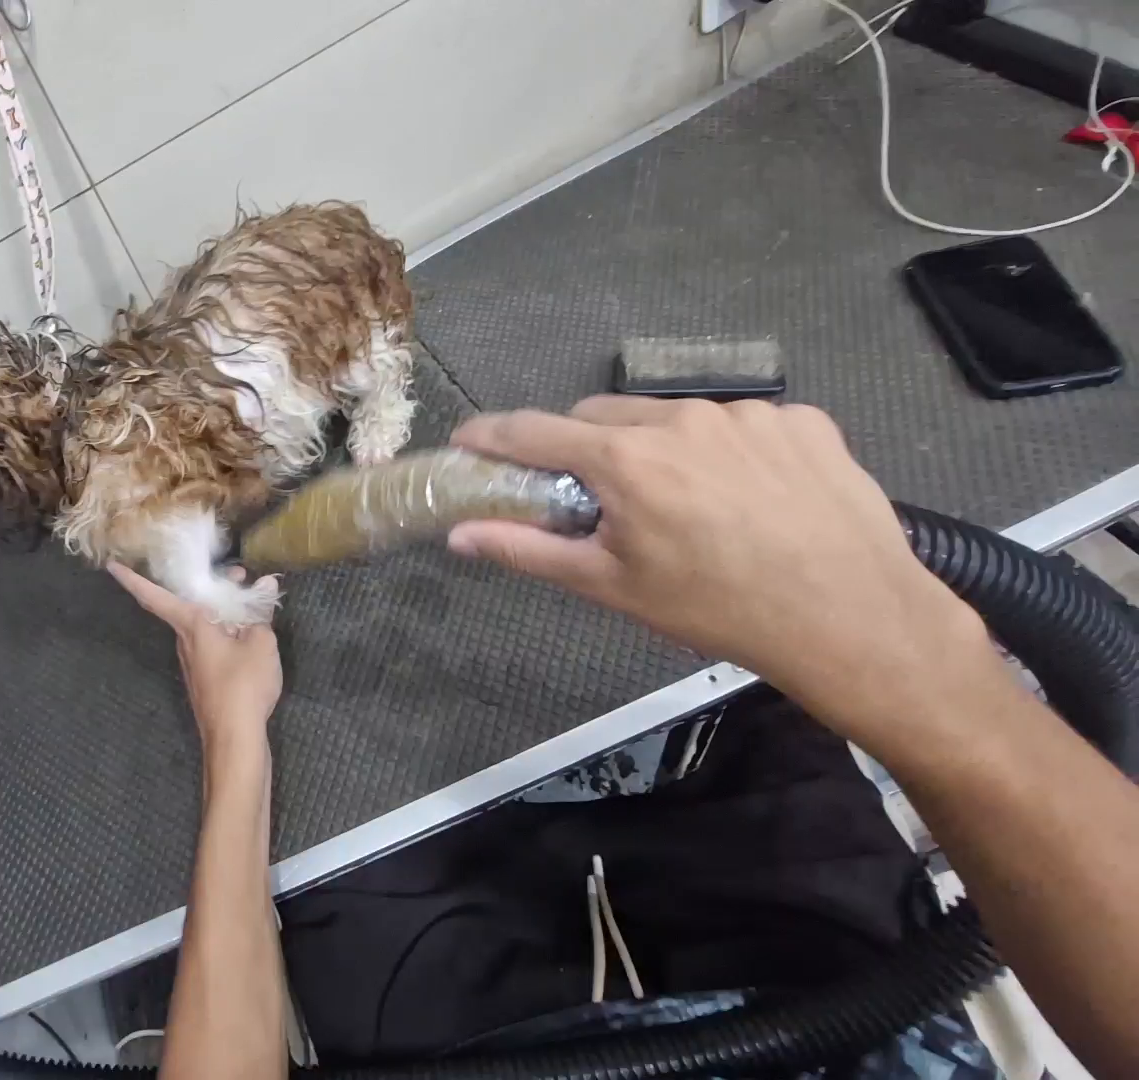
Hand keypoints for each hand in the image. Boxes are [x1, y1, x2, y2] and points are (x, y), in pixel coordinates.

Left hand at [109, 562, 281, 756]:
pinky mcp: (204, 679)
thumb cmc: (243, 684)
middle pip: (187, 607)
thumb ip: (260, 611)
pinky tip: (250, 634)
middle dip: (210, 588)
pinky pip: (211, 645)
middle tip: (239, 574)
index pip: (155, 597)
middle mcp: (185, 642)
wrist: (235, 738)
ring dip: (221, 610)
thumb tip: (264, 586)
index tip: (111, 566)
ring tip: (251, 600)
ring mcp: (193, 663)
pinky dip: (226, 632)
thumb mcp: (261, 642)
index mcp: (191, 626)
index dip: (132, 580)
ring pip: (202, 626)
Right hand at [446, 397, 985, 706]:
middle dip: (580, 447)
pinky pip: (734, 424)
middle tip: (593, 497)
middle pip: (599, 415)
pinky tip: (742, 494)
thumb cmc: (712, 607)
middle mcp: (680, 419)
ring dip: (651, 448)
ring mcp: (747, 414)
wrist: (853, 618)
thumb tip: (457, 535)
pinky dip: (718, 450)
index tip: (467, 440)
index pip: (534, 430)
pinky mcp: (801, 421)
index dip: (491, 434)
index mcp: (625, 458)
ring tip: (680, 503)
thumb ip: (524, 550)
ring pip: (668, 418)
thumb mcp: (607, 585)